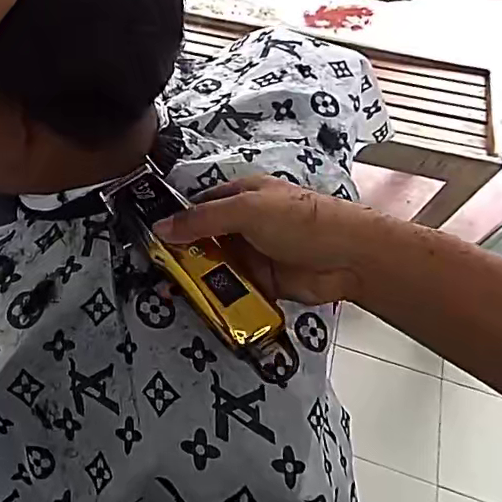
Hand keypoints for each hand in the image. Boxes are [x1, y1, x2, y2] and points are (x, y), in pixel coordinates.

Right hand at [155, 176, 383, 304]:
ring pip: (214, 267)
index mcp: (241, 195)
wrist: (349, 258)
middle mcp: (244, 225)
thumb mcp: (248, 210)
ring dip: (196, 280)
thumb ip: (203, 220)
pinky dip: (217, 298)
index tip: (152, 241)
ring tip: (171, 294)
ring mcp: (253, 255)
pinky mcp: (261, 283)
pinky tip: (199, 306)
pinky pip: (232, 290)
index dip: (176, 221)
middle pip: (203, 240)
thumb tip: (161, 227)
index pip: (199, 206)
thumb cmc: (302, 221)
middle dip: (182, 256)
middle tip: (158, 273)